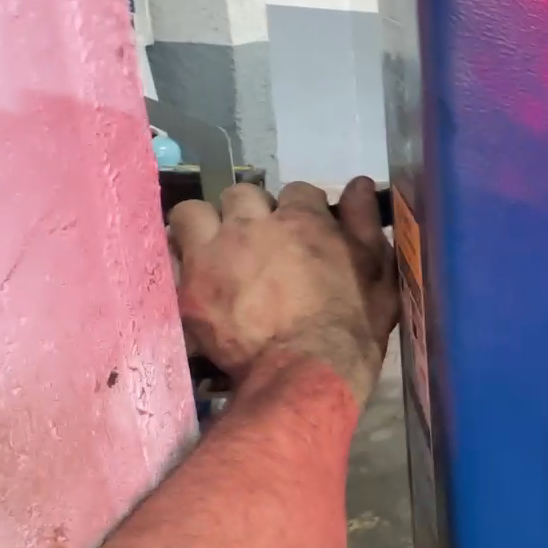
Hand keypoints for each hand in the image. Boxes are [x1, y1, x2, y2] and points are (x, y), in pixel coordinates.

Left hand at [170, 177, 398, 403]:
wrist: (309, 364)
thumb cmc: (356, 317)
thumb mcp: (378, 268)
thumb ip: (364, 221)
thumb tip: (360, 183)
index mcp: (303, 220)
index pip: (297, 190)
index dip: (305, 208)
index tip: (308, 229)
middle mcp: (252, 226)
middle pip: (241, 193)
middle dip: (253, 210)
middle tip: (264, 238)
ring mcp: (213, 255)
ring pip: (192, 213)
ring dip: (207, 224)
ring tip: (221, 248)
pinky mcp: (187, 287)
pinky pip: (170, 255)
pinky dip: (185, 260)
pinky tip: (202, 276)